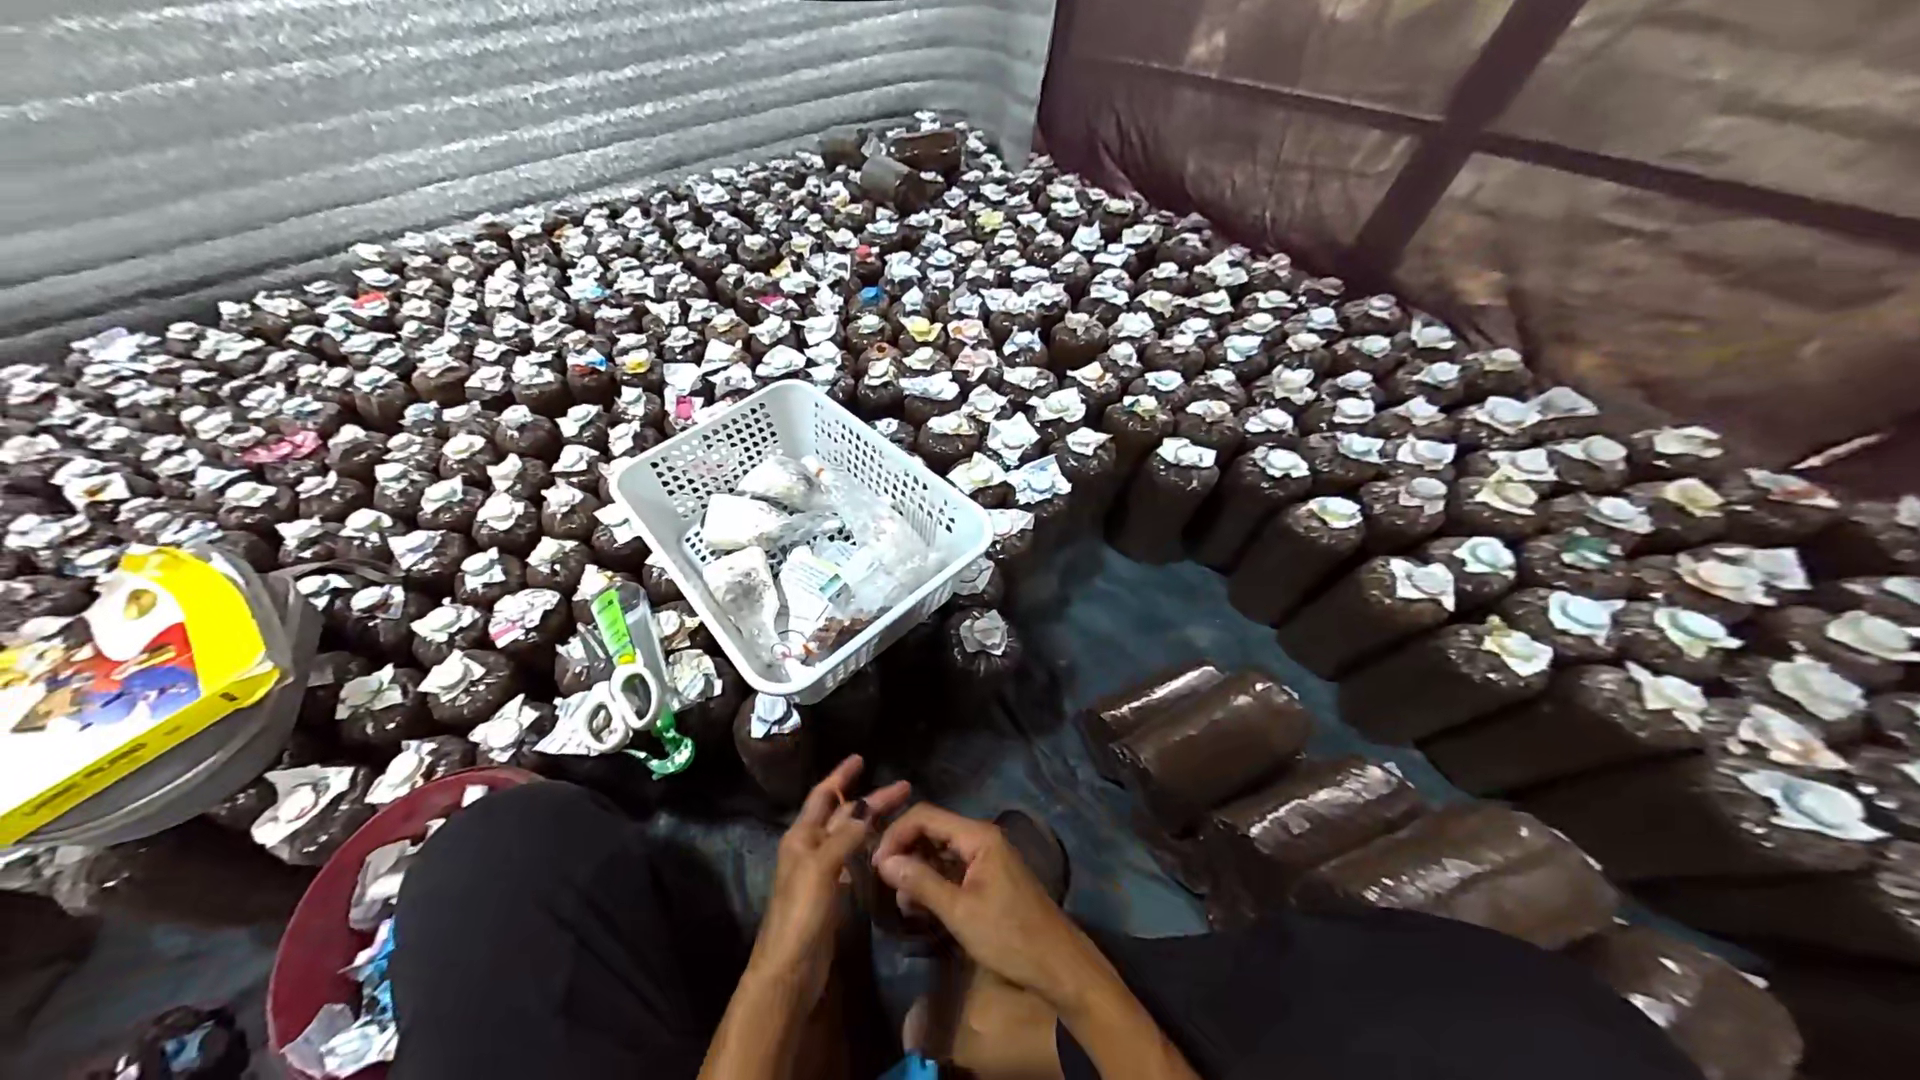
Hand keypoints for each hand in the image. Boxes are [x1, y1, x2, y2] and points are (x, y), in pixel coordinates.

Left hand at [749, 755, 910, 1006]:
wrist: (789, 971)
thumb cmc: (800, 914)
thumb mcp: (821, 869)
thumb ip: (844, 837)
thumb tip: (865, 808)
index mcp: (802, 837)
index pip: (823, 795)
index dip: (840, 776)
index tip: (860, 759)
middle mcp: (810, 848)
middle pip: (843, 814)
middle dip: (870, 799)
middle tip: (903, 787)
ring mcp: (821, 871)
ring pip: (849, 835)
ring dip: (871, 820)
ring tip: (899, 811)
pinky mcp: (832, 892)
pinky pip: (853, 858)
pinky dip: (868, 847)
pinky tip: (883, 846)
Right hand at [872, 803, 1115, 1012]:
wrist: (1057, 964)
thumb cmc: (1009, 936)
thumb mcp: (959, 912)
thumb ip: (921, 882)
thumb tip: (883, 862)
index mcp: (978, 836)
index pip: (925, 815)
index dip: (896, 833)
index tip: (875, 864)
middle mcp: (981, 837)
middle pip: (932, 829)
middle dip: (905, 851)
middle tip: (882, 882)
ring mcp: (986, 856)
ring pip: (940, 850)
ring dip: (917, 869)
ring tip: (900, 899)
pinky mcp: (988, 876)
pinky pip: (952, 867)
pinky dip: (933, 880)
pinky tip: (919, 905)